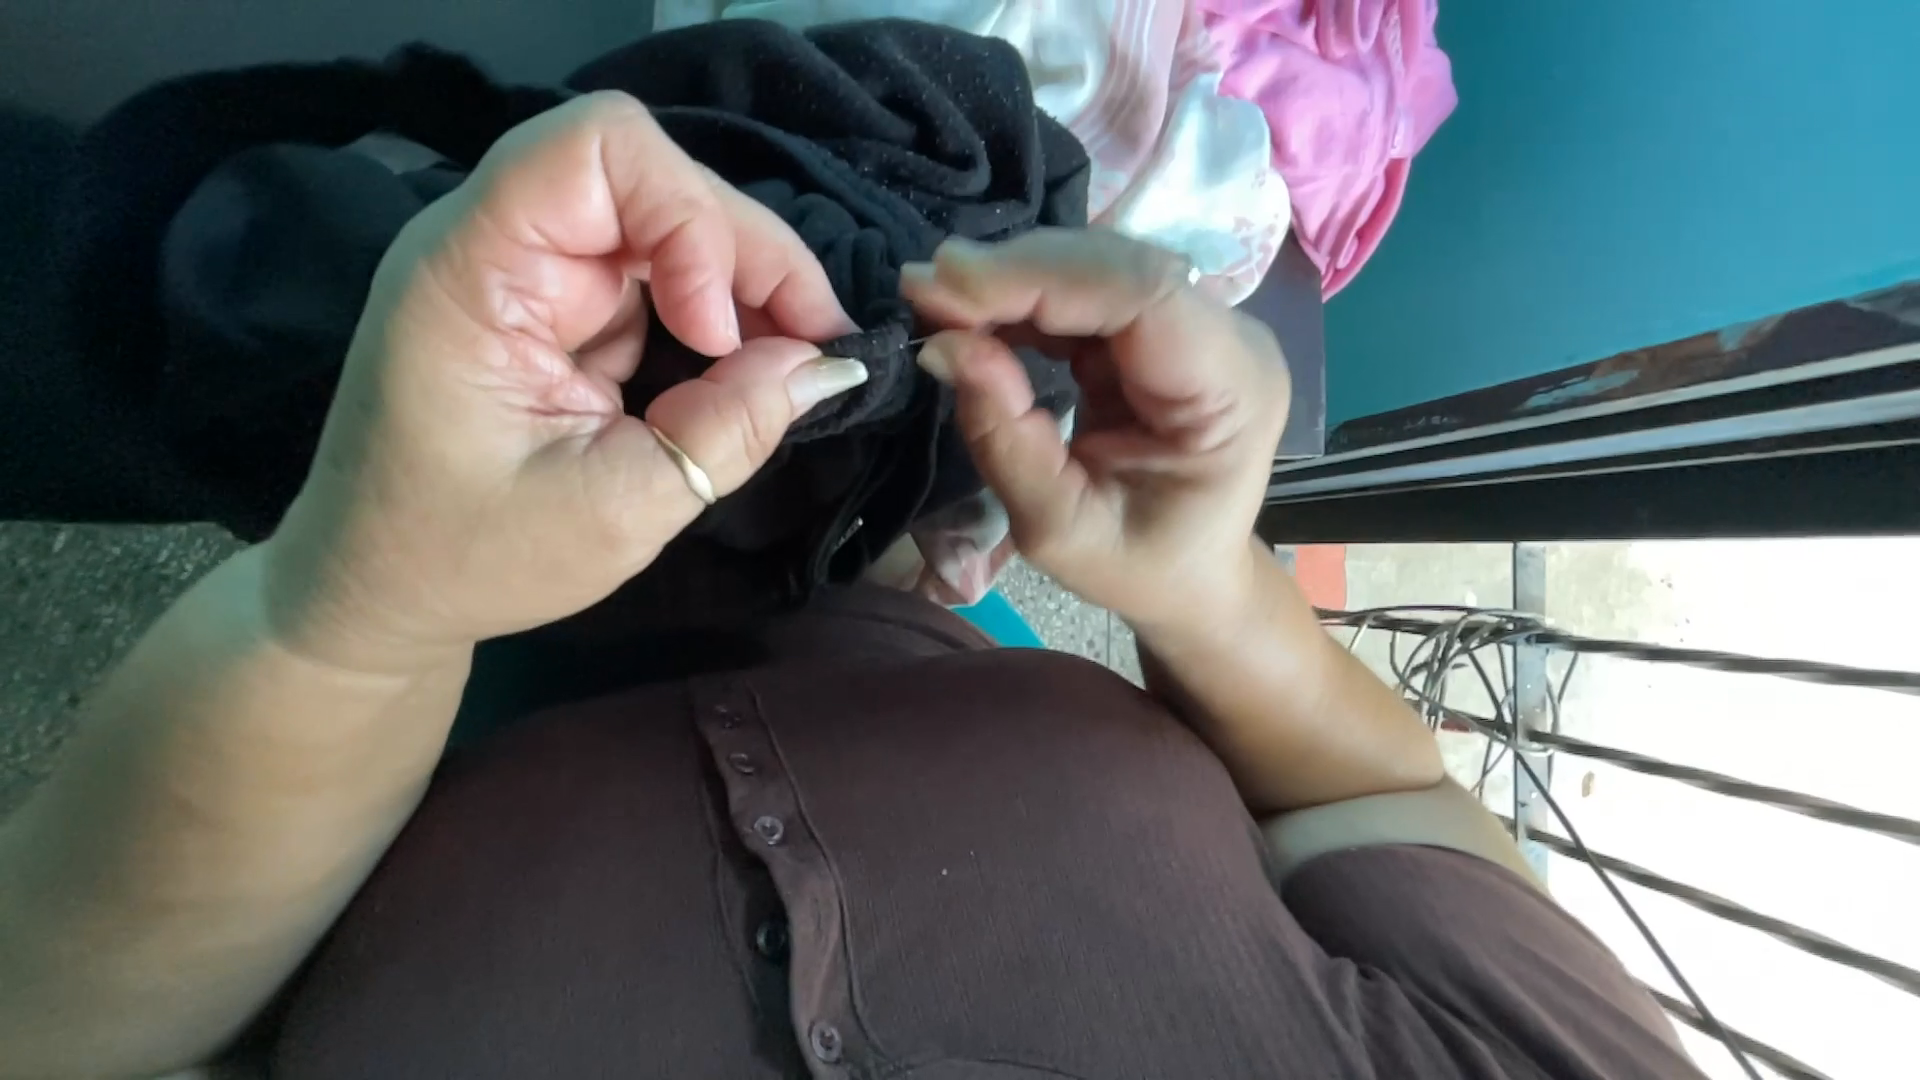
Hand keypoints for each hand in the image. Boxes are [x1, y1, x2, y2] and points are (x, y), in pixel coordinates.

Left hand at [261, 92, 866, 671]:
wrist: (385, 585)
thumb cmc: (474, 558)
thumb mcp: (618, 511)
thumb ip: (727, 431)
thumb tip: (826, 367)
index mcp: (476, 275)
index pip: (599, 150)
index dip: (690, 221)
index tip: (718, 336)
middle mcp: (506, 247)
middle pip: (656, 181)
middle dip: (754, 258)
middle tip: (822, 345)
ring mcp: (539, 274)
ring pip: (675, 222)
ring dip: (753, 283)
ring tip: (802, 359)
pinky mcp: (570, 309)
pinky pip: (669, 275)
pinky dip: (731, 312)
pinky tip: (757, 364)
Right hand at [901, 230, 1290, 638]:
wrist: (1187, 579)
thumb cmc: (1137, 568)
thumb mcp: (1060, 530)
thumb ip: (1005, 442)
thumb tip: (944, 346)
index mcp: (1230, 390)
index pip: (1141, 293)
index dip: (1039, 277)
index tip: (944, 286)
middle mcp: (1228, 340)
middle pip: (1118, 267)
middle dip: (1015, 272)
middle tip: (924, 290)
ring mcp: (1197, 328)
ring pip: (1098, 269)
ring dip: (1013, 280)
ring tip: (938, 301)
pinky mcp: (1159, 333)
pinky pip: (1086, 295)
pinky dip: (1023, 300)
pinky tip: (975, 314)